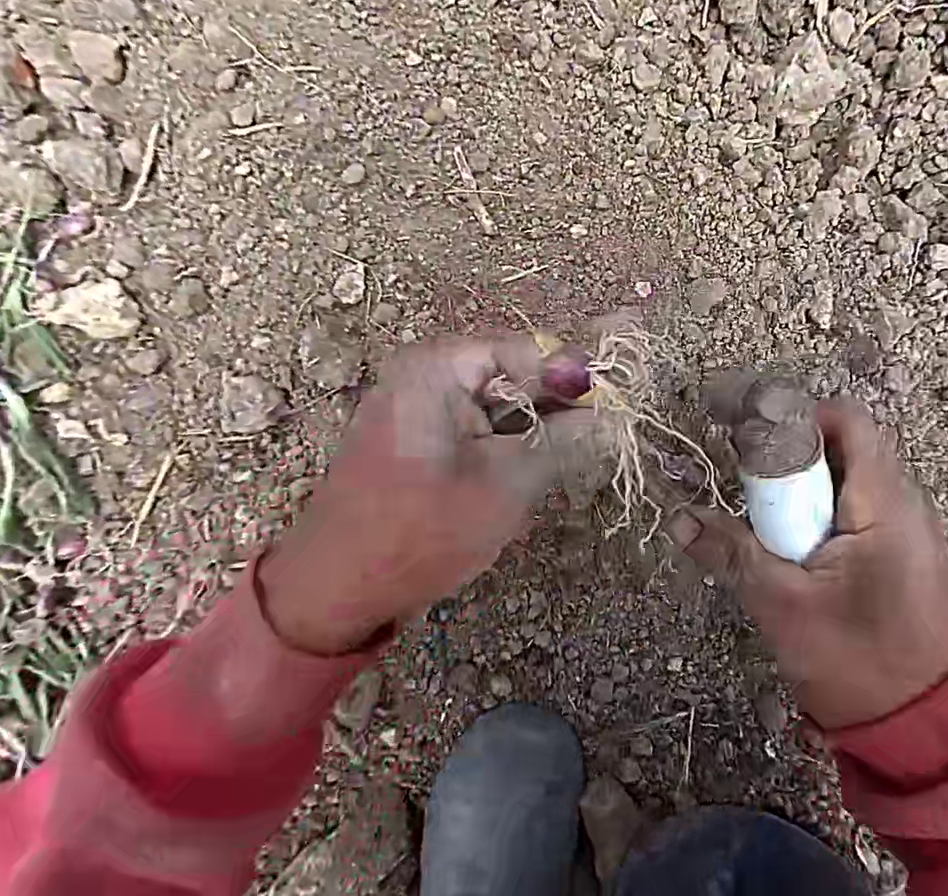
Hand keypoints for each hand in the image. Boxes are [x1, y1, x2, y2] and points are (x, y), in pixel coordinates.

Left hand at [259, 335, 597, 654]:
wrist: (335, 594)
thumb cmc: (421, 533)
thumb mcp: (509, 482)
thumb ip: (566, 438)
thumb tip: (610, 414)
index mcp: (442, 368)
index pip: (533, 352)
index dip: (576, 380)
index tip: (612, 413)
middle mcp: (430, 373)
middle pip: (519, 375)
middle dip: (558, 409)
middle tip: (593, 443)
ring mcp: (424, 405)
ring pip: (506, 404)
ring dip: (537, 431)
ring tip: (562, 463)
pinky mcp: (424, 436)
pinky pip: (484, 426)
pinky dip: (512, 445)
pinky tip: (527, 475)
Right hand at [670, 397, 947, 728]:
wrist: (929, 726)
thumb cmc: (858, 662)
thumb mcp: (785, 606)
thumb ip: (734, 553)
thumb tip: (679, 518)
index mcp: (885, 501)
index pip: (847, 420)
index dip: (797, 418)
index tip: (752, 443)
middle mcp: (905, 500)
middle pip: (844, 446)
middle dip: (794, 460)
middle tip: (750, 489)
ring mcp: (909, 524)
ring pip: (850, 478)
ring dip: (807, 491)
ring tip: (770, 523)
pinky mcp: (905, 548)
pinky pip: (861, 508)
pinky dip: (827, 514)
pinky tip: (800, 548)